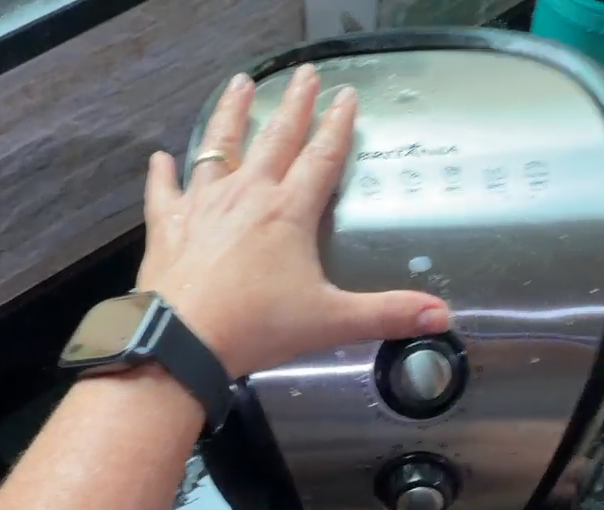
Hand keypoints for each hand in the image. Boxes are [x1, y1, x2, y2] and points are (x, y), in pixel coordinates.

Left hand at [138, 66, 451, 378]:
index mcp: (289, 212)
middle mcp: (247, 195)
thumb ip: (386, 315)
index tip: (346, 97)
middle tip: (303, 74)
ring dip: (232, 114)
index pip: (321, 158)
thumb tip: (441, 316)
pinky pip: (166, 190)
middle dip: (293, 105)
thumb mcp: (331, 322)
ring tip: (239, 85)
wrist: (184, 340)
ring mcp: (204, 204)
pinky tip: (162, 157)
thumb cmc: (258, 327)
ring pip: (220, 147)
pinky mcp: (169, 224)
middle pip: (275, 139)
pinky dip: (164, 173)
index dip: (337, 127)